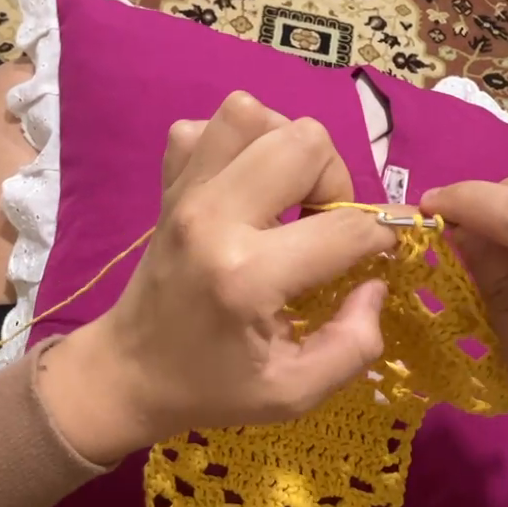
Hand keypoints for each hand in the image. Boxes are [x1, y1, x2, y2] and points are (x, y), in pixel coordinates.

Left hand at [38, 92, 395, 463]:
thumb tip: (374, 282)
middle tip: (326, 224)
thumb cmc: (210, 387)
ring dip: (286, 147)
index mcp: (248, 275)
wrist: (127, 373)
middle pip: (304, 141)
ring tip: (288, 195)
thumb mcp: (293, 392)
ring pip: (251, 114)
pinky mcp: (166, 186)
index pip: (344, 227)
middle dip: (335, 180)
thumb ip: (353, 344)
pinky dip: (236, 144)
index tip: (381, 254)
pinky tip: (244, 186)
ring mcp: (183, 193)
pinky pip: (205, 127)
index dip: (380, 237)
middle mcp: (214, 217)